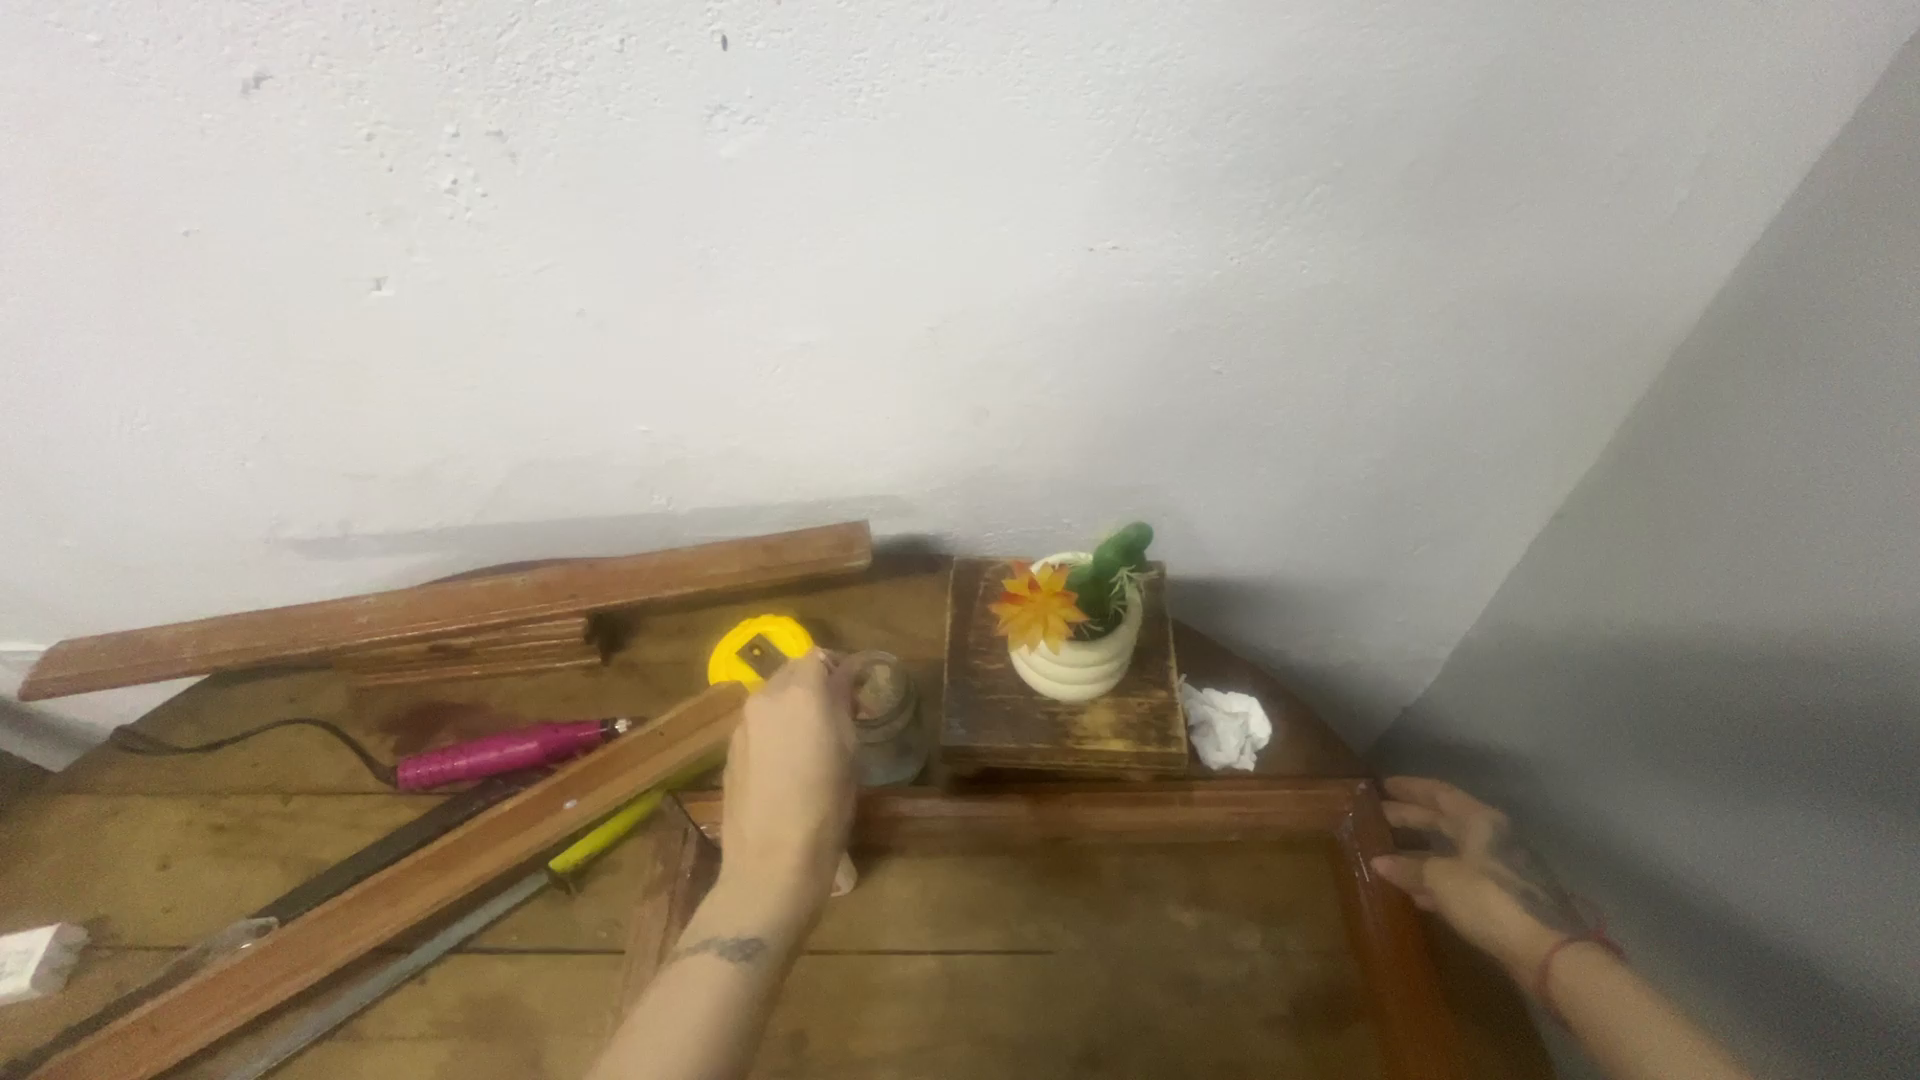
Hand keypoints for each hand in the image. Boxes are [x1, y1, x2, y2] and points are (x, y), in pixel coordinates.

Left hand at [716, 650, 856, 919]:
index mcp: (800, 693)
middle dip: (816, 683)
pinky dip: (776, 728)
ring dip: (794, 705)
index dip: (840, 668)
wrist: (772, 861)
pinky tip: (789, 762)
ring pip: (772, 697)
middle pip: (792, 672)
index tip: (856, 690)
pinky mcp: (730, 750)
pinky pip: (759, 723)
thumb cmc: (825, 805)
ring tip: (815, 739)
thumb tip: (846, 677)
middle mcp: (764, 698)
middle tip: (840, 712)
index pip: (819, 657)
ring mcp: (742, 724)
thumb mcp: (849, 750)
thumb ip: (843, 703)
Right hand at [1371, 776, 1592, 979]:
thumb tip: (1378, 862)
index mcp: (1480, 822)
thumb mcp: (1441, 879)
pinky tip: (1412, 892)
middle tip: (1375, 818)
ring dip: (1419, 853)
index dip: (1409, 787)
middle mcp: (1491, 839)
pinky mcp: (1501, 900)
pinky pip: (1459, 880)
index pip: (1439, 793)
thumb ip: (1408, 867)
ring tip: (1385, 855)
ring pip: (1450, 852)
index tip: (1380, 786)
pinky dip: (1435, 881)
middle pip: (1443, 821)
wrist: (1550, 954)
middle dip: (1409, 819)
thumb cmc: (1491, 899)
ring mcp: (1498, 870)